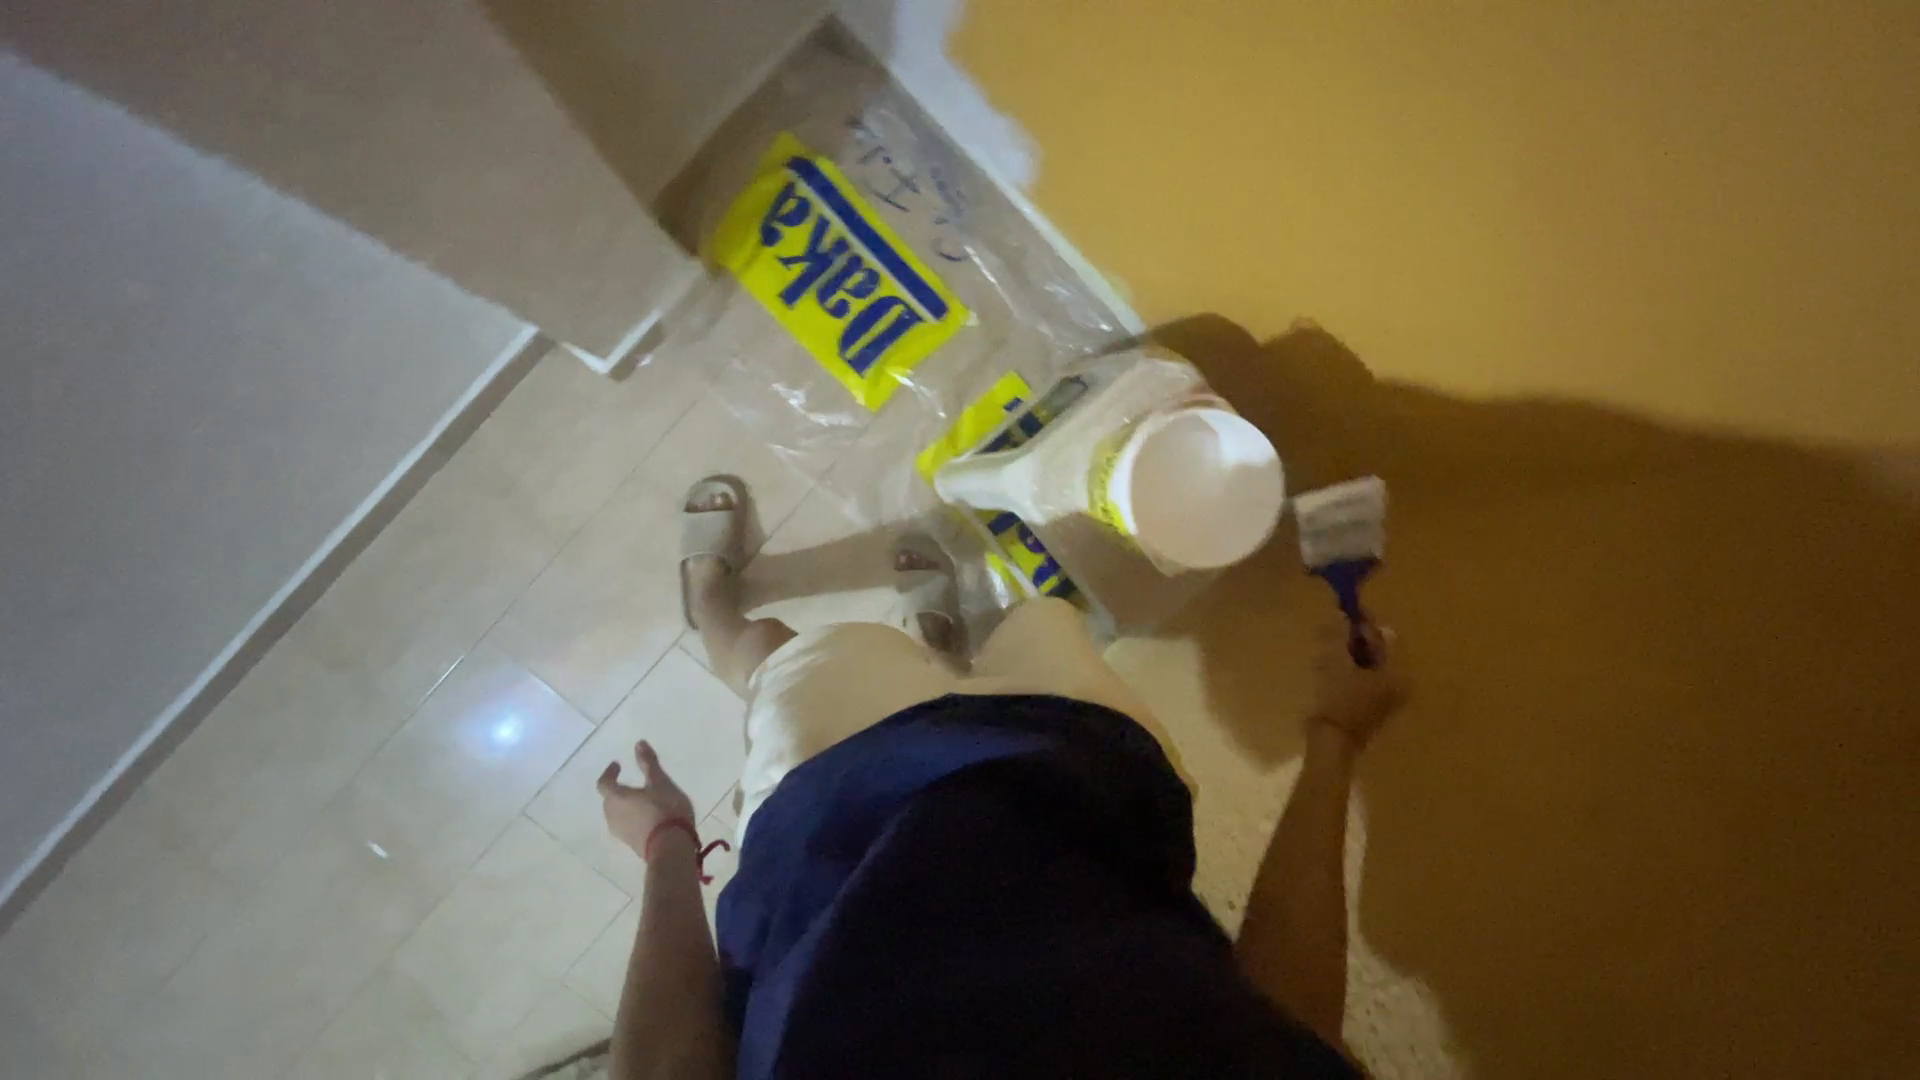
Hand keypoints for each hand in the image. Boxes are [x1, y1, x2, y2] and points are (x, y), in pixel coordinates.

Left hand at [597, 740, 696, 858]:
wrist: (670, 846)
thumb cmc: (664, 809)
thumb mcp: (660, 782)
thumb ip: (648, 763)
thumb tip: (638, 743)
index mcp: (616, 798)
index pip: (604, 783)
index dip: (609, 773)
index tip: (617, 764)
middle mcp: (612, 815)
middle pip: (609, 800)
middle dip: (618, 790)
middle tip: (631, 783)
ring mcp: (620, 832)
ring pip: (617, 813)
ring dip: (626, 805)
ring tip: (642, 800)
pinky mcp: (630, 843)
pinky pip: (626, 824)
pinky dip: (633, 817)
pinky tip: (647, 816)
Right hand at [1308, 623, 1408, 751]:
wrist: (1331, 743)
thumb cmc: (1338, 700)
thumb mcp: (1335, 662)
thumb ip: (1339, 636)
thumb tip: (1341, 615)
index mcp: (1398, 671)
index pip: (1385, 635)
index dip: (1363, 622)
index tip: (1341, 614)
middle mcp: (1400, 683)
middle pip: (1378, 650)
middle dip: (1353, 639)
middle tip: (1329, 634)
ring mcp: (1388, 697)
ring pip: (1368, 663)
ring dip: (1348, 654)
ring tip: (1325, 653)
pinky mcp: (1372, 706)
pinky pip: (1362, 677)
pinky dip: (1348, 670)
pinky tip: (1328, 671)